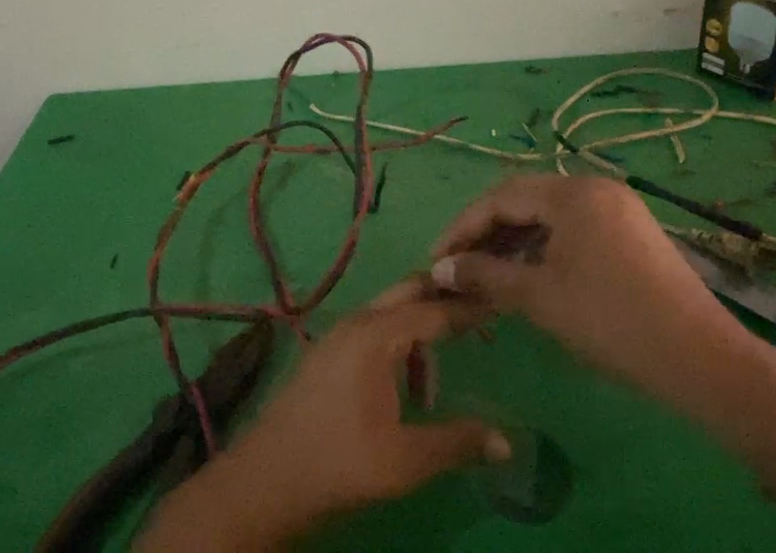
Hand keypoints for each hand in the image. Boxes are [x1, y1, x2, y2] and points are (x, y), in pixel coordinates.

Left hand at [138, 283, 510, 550]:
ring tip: (432, 389)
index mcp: (375, 335)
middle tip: (479, 321)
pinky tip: (402, 392)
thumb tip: (508, 441)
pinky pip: (371, 333)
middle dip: (442, 303)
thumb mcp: (406, 459)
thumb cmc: (339, 463)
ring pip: (389, 316)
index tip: (501, 301)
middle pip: (408, 295)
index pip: (433, 309)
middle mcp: (355, 323)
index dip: (469, 308)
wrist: (266, 480)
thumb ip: (458, 443)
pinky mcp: (325, 355)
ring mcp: (336, 336)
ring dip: (417, 335)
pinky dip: (396, 347)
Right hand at [429, 175, 755, 408]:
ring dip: (513, 241)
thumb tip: (441, 268)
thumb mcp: (538, 296)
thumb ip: (485, 275)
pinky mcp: (632, 235)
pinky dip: (544, 248)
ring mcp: (619, 211)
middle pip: (525, 200)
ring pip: (550, 216)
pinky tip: (528, 275)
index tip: (435, 258)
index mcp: (573, 193)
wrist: (699, 358)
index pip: (501, 197)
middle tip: (457, 264)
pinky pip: (574, 230)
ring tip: (486, 273)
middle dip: (486, 231)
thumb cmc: (609, 319)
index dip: (462, 227)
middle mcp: (596, 189)